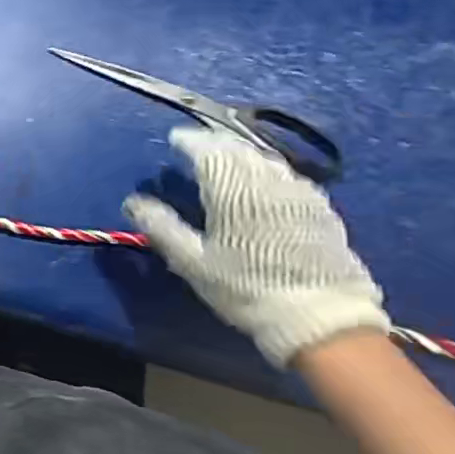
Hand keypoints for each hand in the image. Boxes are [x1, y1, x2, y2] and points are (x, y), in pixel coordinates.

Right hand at [122, 126, 388, 368]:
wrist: (319, 315)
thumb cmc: (245, 287)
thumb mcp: (192, 261)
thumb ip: (162, 227)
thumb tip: (134, 202)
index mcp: (234, 194)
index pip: (210, 154)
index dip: (191, 142)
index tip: (175, 138)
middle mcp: (269, 186)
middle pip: (240, 152)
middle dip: (216, 144)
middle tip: (197, 143)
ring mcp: (300, 196)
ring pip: (267, 161)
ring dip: (243, 153)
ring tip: (226, 156)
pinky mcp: (320, 211)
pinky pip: (289, 177)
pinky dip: (267, 170)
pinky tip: (263, 179)